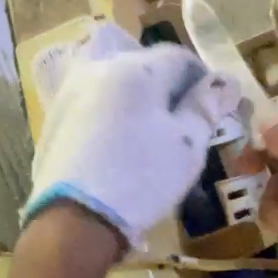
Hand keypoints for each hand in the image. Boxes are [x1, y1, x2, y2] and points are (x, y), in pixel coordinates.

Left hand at [22, 25, 237, 248]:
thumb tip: (223, 84)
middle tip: (178, 111)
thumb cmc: (141, 179)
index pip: (179, 56)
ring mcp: (70, 89)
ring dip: (133, 86)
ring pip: (110, 71)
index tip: (212, 105)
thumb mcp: (187, 145)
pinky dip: (109, 104)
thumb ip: (204, 107)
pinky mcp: (53, 116)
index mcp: (136, 69)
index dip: (202, 77)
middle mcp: (99, 67)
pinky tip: (117, 138)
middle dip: (164, 76)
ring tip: (146, 122)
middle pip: (140, 57)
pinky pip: (90, 94)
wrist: (75, 221)